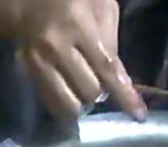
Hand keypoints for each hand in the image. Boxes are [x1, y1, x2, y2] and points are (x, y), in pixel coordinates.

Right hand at [15, 0, 145, 120]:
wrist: (29, 2)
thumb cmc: (72, 0)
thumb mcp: (100, 5)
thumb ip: (111, 39)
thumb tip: (117, 79)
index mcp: (79, 24)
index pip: (107, 68)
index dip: (124, 94)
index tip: (138, 114)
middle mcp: (58, 47)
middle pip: (89, 91)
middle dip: (98, 92)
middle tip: (97, 83)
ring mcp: (41, 63)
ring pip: (68, 105)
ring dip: (81, 104)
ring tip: (82, 91)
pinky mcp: (30, 75)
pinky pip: (52, 103)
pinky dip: (65, 106)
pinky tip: (69, 95)